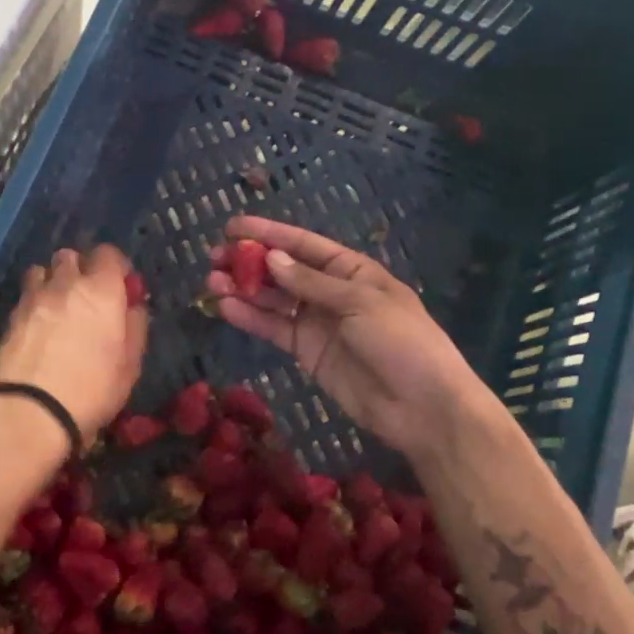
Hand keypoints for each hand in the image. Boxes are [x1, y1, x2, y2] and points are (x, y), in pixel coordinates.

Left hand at [0, 245, 147, 456]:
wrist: (32, 410)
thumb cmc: (92, 390)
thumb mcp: (129, 366)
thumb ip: (134, 328)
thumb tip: (133, 308)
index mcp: (102, 291)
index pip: (108, 254)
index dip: (115, 266)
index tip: (120, 285)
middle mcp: (66, 284)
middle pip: (70, 256)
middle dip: (80, 268)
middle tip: (87, 295)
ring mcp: (34, 297)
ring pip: (42, 270)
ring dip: (51, 280)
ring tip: (57, 305)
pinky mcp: (11, 315)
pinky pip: (25, 295)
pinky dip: (34, 301)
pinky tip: (37, 325)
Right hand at [207, 216, 487, 458]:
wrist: (423, 407)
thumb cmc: (403, 342)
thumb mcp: (360, 303)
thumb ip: (311, 283)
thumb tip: (271, 259)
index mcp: (353, 271)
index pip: (305, 245)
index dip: (269, 234)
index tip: (233, 226)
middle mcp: (331, 292)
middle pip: (284, 270)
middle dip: (249, 262)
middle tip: (214, 256)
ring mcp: (318, 323)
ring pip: (273, 299)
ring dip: (243, 288)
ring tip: (210, 281)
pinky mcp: (307, 352)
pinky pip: (274, 328)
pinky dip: (250, 318)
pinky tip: (225, 308)